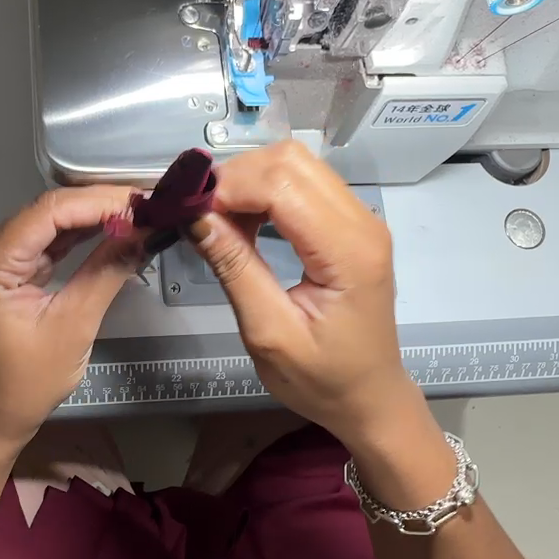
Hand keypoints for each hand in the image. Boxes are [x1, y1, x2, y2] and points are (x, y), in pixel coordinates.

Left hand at [0, 186, 145, 449]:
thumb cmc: (28, 382)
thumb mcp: (74, 325)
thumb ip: (107, 270)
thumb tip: (145, 231)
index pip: (48, 212)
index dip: (99, 201)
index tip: (144, 202)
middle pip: (48, 211)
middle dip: (100, 205)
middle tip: (150, 205)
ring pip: (50, 221)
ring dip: (94, 217)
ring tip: (141, 213)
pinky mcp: (6, 267)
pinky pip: (46, 240)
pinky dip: (80, 235)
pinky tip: (115, 228)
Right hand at [186, 142, 424, 452]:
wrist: (369, 398)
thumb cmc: (322, 379)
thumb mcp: (268, 333)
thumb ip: (235, 269)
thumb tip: (196, 217)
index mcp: (348, 251)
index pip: (282, 184)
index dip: (230, 188)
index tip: (190, 214)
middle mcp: (362, 222)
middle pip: (290, 160)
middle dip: (237, 178)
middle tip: (201, 215)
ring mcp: (360, 218)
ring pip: (295, 163)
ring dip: (249, 181)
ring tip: (217, 220)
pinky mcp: (350, 222)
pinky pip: (303, 183)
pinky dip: (264, 191)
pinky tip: (243, 222)